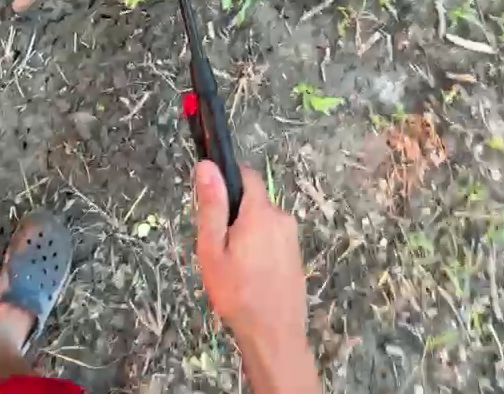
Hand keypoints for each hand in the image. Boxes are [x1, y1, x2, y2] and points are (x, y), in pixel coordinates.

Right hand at [192, 162, 320, 393]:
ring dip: (247, 232)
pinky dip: (259, 246)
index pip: (246, 174)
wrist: (275, 338)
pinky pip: (272, 237)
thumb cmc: (237, 293)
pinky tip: (250, 274)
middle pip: (252, 200)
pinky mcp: (296, 255)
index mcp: (260, 211)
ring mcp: (292, 238)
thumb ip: (212, 206)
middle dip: (234, 213)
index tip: (213, 201)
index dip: (227, 179)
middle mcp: (281, 217)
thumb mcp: (213, 249)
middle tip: (218, 244)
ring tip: (233, 264)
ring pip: (262, 220)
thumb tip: (207, 165)